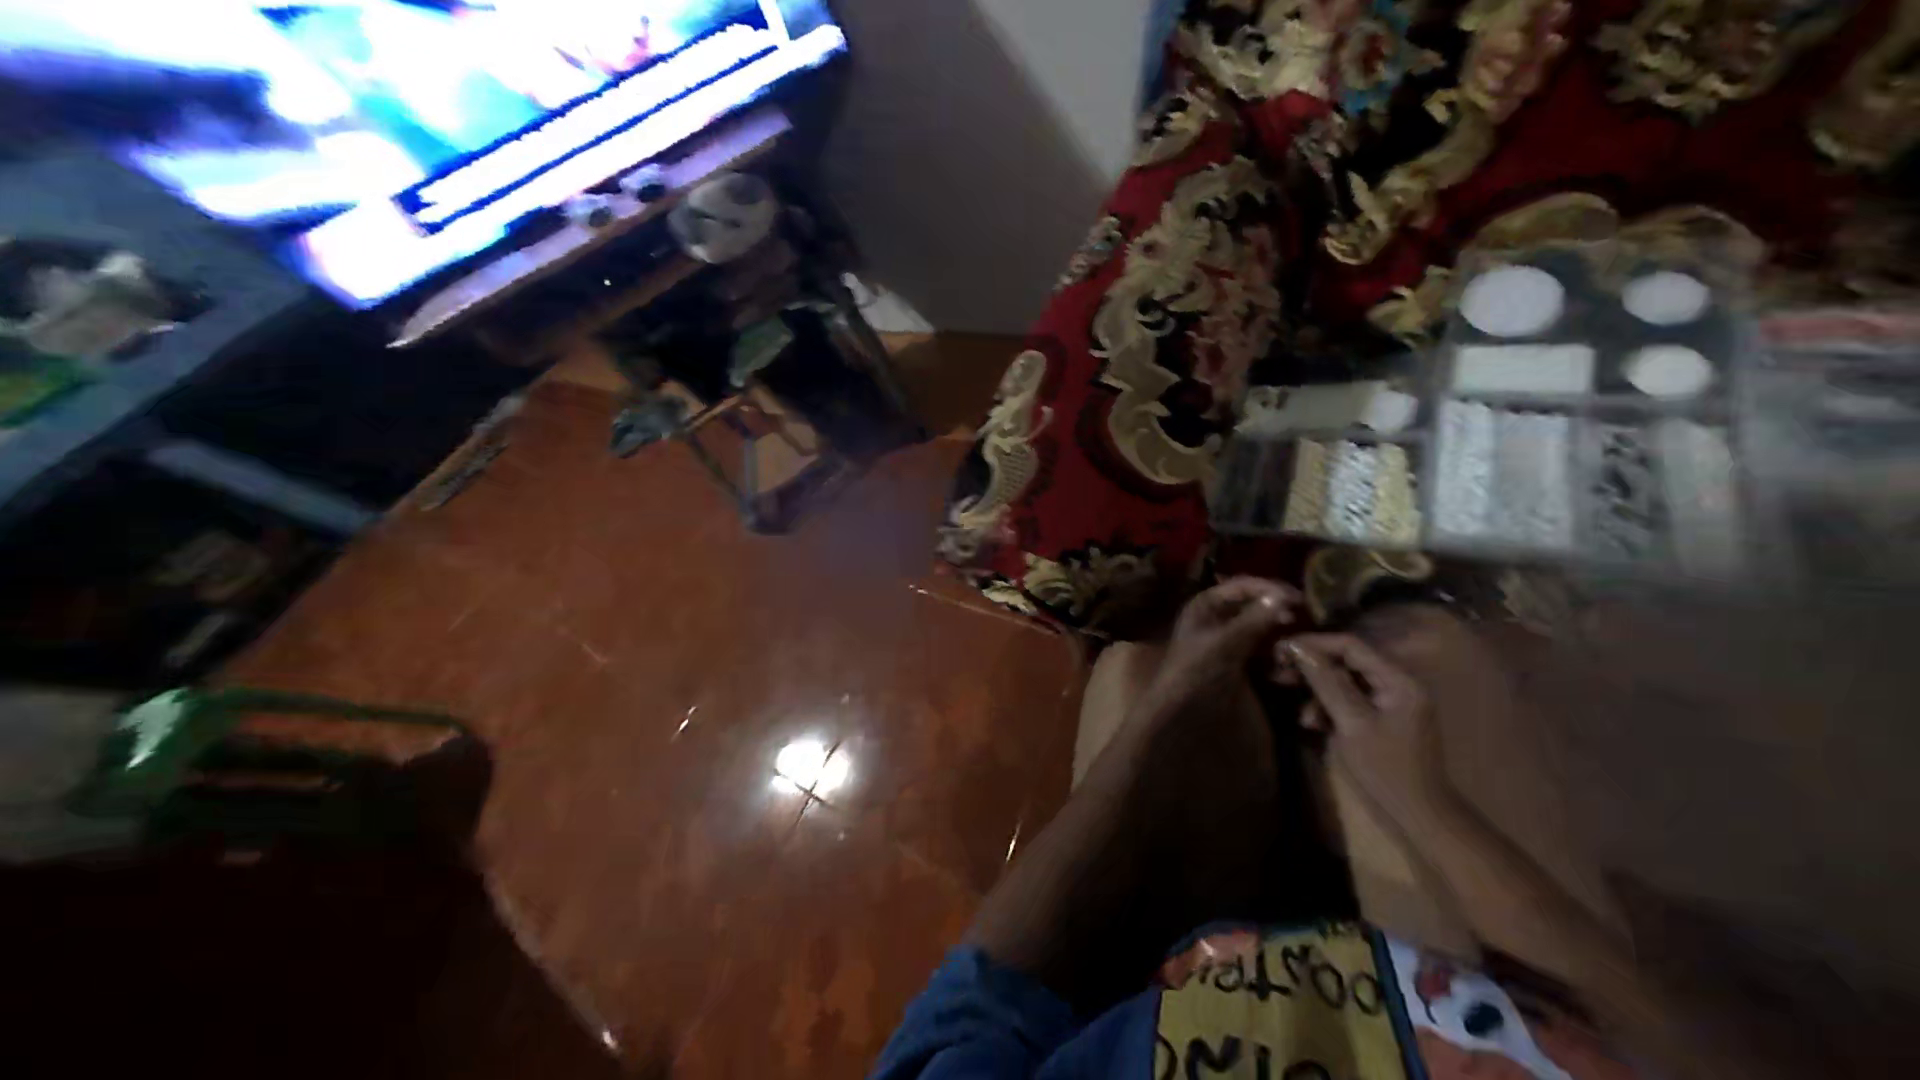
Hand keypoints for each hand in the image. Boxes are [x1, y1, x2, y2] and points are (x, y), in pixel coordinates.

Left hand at [1138, 577, 1300, 720]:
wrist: (1180, 715)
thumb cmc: (1195, 672)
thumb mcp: (1224, 643)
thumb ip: (1253, 620)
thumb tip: (1283, 596)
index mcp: (1206, 606)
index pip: (1242, 586)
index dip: (1270, 588)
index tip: (1299, 599)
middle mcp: (1218, 620)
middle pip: (1256, 609)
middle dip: (1279, 617)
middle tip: (1305, 624)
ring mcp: (1230, 643)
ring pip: (1265, 634)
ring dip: (1282, 642)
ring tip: (1296, 652)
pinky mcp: (1240, 667)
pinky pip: (1266, 657)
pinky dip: (1278, 663)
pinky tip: (1288, 675)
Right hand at [1282, 633, 1451, 822]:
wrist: (1417, 816)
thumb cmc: (1386, 769)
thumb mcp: (1351, 723)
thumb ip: (1326, 682)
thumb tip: (1297, 647)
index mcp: (1399, 680)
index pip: (1350, 646)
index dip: (1313, 644)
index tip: (1279, 650)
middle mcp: (1396, 684)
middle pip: (1346, 661)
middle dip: (1311, 666)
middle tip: (1278, 673)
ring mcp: (1388, 703)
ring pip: (1343, 682)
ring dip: (1316, 690)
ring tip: (1293, 705)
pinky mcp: (1379, 719)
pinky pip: (1348, 701)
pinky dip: (1326, 708)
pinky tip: (1310, 723)